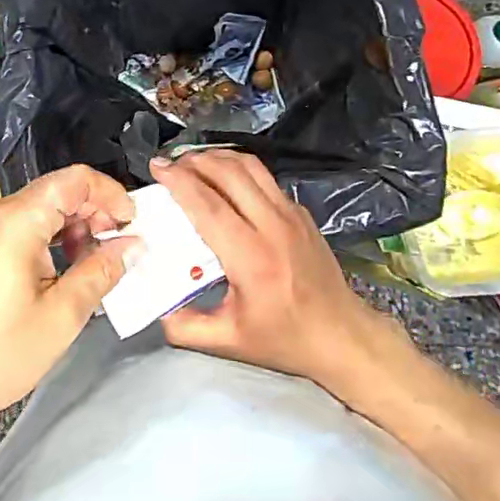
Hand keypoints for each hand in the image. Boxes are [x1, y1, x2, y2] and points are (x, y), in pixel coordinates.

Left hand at [0, 164, 139, 441]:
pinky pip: (29, 228)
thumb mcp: (64, 314)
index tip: (132, 220)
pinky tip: (70, 269)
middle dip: (98, 210)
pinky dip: (56, 239)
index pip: (76, 179)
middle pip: (61, 189)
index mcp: (17, 221)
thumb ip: (103, 270)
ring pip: (46, 209)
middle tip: (123, 241)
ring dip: (78, 226)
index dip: (112, 194)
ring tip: (98, 261)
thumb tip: (130, 247)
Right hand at [152, 151, 405, 392]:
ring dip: (218, 157)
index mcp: (251, 258)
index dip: (179, 182)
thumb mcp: (228, 343)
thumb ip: (185, 327)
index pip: (208, 206)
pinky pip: (266, 179)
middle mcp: (273, 226)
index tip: (157, 168)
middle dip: (195, 160)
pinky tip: (224, 179)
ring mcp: (292, 215)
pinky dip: (239, 170)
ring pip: (251, 167)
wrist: (342, 336)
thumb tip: (156, 304)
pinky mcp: (301, 212)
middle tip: (170, 162)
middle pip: (229, 174)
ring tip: (193, 161)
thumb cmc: (285, 339)